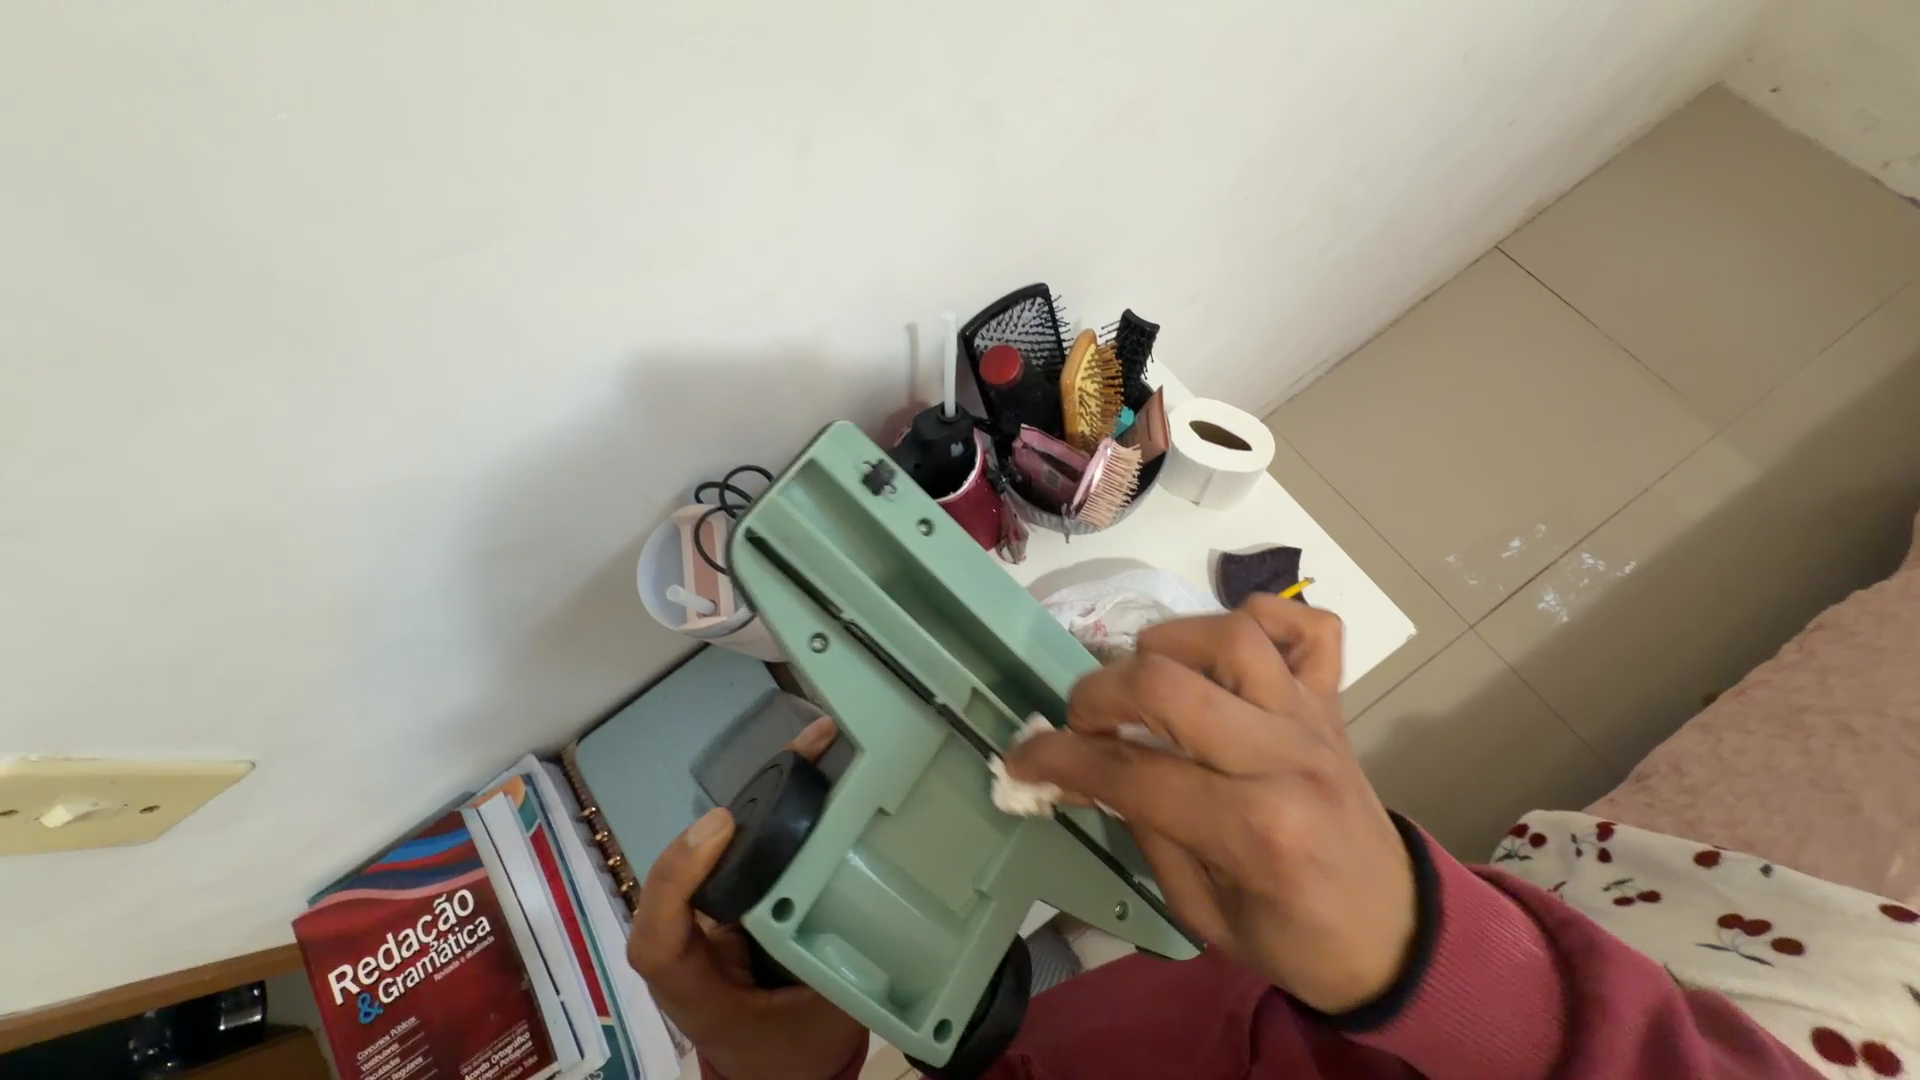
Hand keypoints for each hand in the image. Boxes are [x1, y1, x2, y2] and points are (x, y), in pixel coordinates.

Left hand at [628, 716, 866, 1079]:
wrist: (775, 1067)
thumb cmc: (792, 1049)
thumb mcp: (823, 1022)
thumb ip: (840, 973)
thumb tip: (880, 910)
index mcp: (698, 991)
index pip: (660, 939)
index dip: (678, 877)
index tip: (723, 828)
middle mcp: (691, 945)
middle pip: (682, 875)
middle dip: (731, 815)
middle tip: (790, 765)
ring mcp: (707, 919)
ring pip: (710, 854)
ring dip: (753, 801)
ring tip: (809, 750)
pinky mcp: (730, 899)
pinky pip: (736, 854)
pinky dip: (766, 812)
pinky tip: (806, 774)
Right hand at [1006, 596, 1417, 1012]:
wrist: (1393, 933)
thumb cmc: (1292, 936)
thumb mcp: (1200, 911)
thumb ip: (1140, 827)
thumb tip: (1079, 774)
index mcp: (1253, 830)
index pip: (1130, 773)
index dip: (1059, 760)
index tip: (1022, 758)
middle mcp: (1284, 757)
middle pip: (1167, 684)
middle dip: (1097, 694)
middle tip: (1082, 722)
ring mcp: (1312, 719)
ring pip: (1231, 634)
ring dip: (1167, 643)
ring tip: (1147, 677)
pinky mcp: (1332, 700)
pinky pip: (1307, 628)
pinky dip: (1263, 619)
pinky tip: (1228, 650)